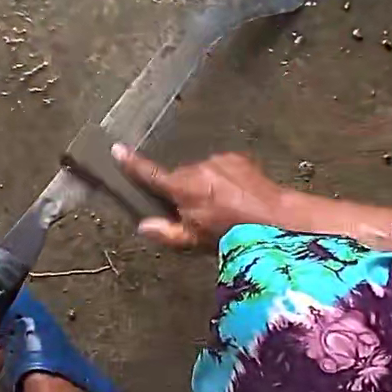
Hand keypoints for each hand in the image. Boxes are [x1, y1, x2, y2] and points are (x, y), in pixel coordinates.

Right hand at [112, 146, 291, 250]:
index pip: (150, 174)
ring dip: (202, 187)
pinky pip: (218, 169)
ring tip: (220, 209)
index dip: (131, 163)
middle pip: (177, 178)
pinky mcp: (236, 158)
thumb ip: (166, 232)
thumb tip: (144, 226)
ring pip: (199, 173)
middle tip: (195, 215)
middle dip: (180, 192)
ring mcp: (218, 160)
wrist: (275, 219)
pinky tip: (233, 198)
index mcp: (183, 188)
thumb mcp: (194, 241)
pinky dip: (220, 181)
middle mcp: (198, 168)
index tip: (116, 149)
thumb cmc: (233, 234)